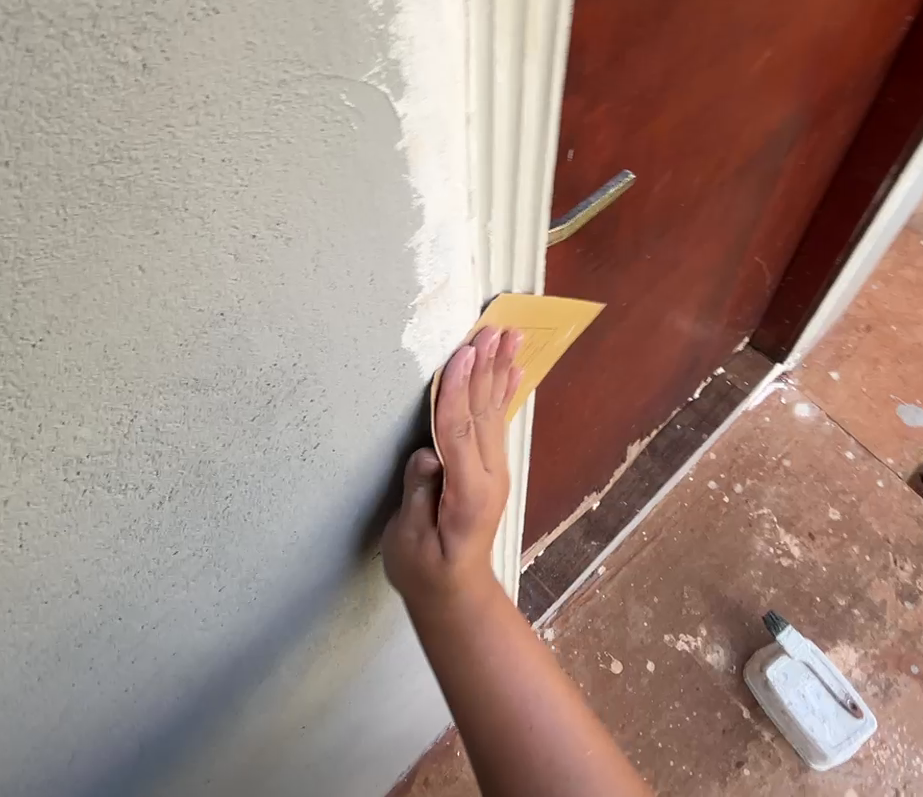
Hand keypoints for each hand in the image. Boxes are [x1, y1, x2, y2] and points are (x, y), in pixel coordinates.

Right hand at [383, 326, 522, 614]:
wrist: (455, 592)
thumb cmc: (423, 569)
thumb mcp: (409, 541)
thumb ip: (418, 496)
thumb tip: (426, 457)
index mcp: (466, 493)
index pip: (457, 431)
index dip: (456, 392)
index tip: (461, 354)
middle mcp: (488, 476)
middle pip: (483, 413)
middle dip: (486, 368)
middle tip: (493, 330)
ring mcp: (494, 470)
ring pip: (494, 411)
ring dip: (500, 370)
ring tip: (509, 337)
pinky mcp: (492, 468)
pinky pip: (498, 422)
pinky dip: (504, 393)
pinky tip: (512, 370)